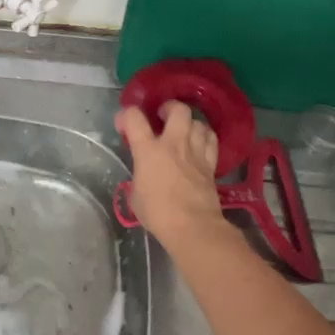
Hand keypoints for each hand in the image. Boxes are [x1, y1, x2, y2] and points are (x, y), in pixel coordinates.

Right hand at [116, 101, 230, 247]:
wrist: (192, 226)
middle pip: (178, 110)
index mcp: (148, 150)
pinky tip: (200, 142)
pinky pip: (211, 139)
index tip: (124, 125)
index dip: (126, 115)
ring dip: (190, 123)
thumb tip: (145, 174)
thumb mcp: (136, 194)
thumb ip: (140, 176)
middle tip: (163, 117)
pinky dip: (205, 136)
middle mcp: (173, 144)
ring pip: (198, 122)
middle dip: (169, 108)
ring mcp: (195, 152)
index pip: (134, 117)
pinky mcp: (211, 164)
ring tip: (184, 131)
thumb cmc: (158, 213)